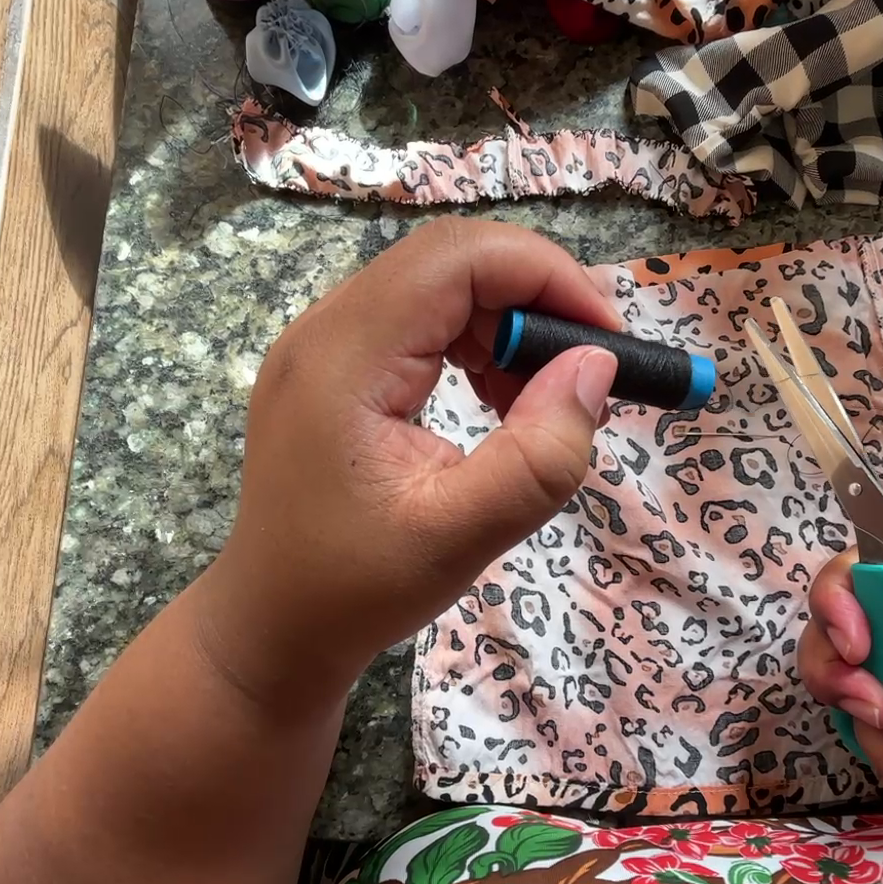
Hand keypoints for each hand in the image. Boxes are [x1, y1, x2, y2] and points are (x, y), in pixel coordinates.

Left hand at [201, 218, 619, 708]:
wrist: (273, 624)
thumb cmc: (355, 590)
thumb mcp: (460, 536)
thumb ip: (539, 455)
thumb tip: (595, 366)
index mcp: (343, 359)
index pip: (456, 260)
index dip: (546, 276)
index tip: (609, 338)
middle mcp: (325, 330)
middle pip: (448, 261)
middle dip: (534, 296)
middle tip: (591, 362)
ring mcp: (325, 345)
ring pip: (437, 287)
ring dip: (506, 324)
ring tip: (543, 396)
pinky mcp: (336, 368)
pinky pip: (419, 323)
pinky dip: (475, 346)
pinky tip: (498, 401)